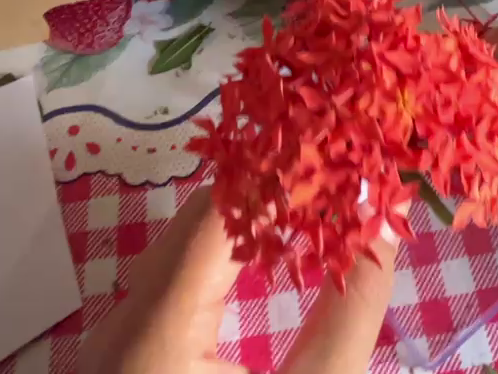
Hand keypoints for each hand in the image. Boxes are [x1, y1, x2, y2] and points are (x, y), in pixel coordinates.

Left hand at [77, 190, 397, 373]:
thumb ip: (352, 304)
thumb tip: (386, 213)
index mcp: (154, 331)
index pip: (221, 204)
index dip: (286, 166)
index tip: (345, 150)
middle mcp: (117, 318)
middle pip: (202, 214)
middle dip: (277, 184)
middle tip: (344, 170)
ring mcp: (111, 332)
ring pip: (187, 236)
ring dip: (255, 211)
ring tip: (321, 197)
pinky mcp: (121, 347)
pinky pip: (178, 270)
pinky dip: (230, 247)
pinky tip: (276, 245)